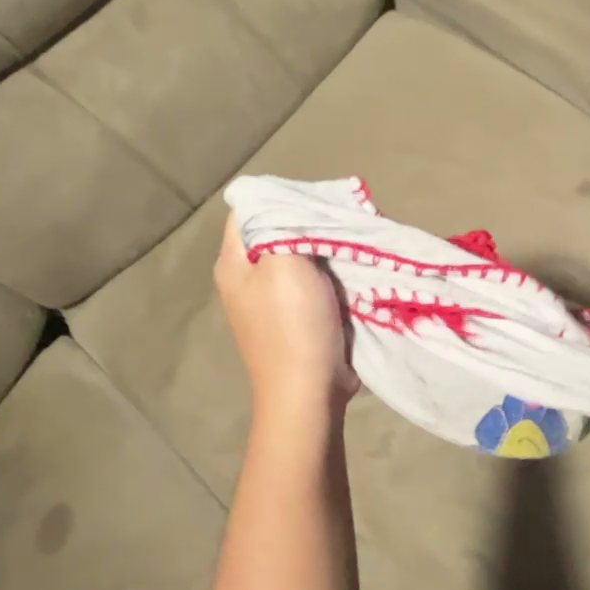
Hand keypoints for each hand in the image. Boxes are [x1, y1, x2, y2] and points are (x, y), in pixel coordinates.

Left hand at [214, 213, 357, 414]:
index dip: (282, 196)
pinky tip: (355, 268)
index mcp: (234, 263)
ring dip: (328, 249)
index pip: (250, 209)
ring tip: (355, 239)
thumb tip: (291, 204)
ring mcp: (273, 302)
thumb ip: (284, 225)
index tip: (318, 197)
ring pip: (303, 258)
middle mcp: (248, 279)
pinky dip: (335, 274)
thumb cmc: (293, 323)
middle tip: (344, 215)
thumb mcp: (285, 262)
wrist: (309, 392)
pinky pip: (317, 284)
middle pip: (279, 232)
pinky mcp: (299, 320)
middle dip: (312, 222)